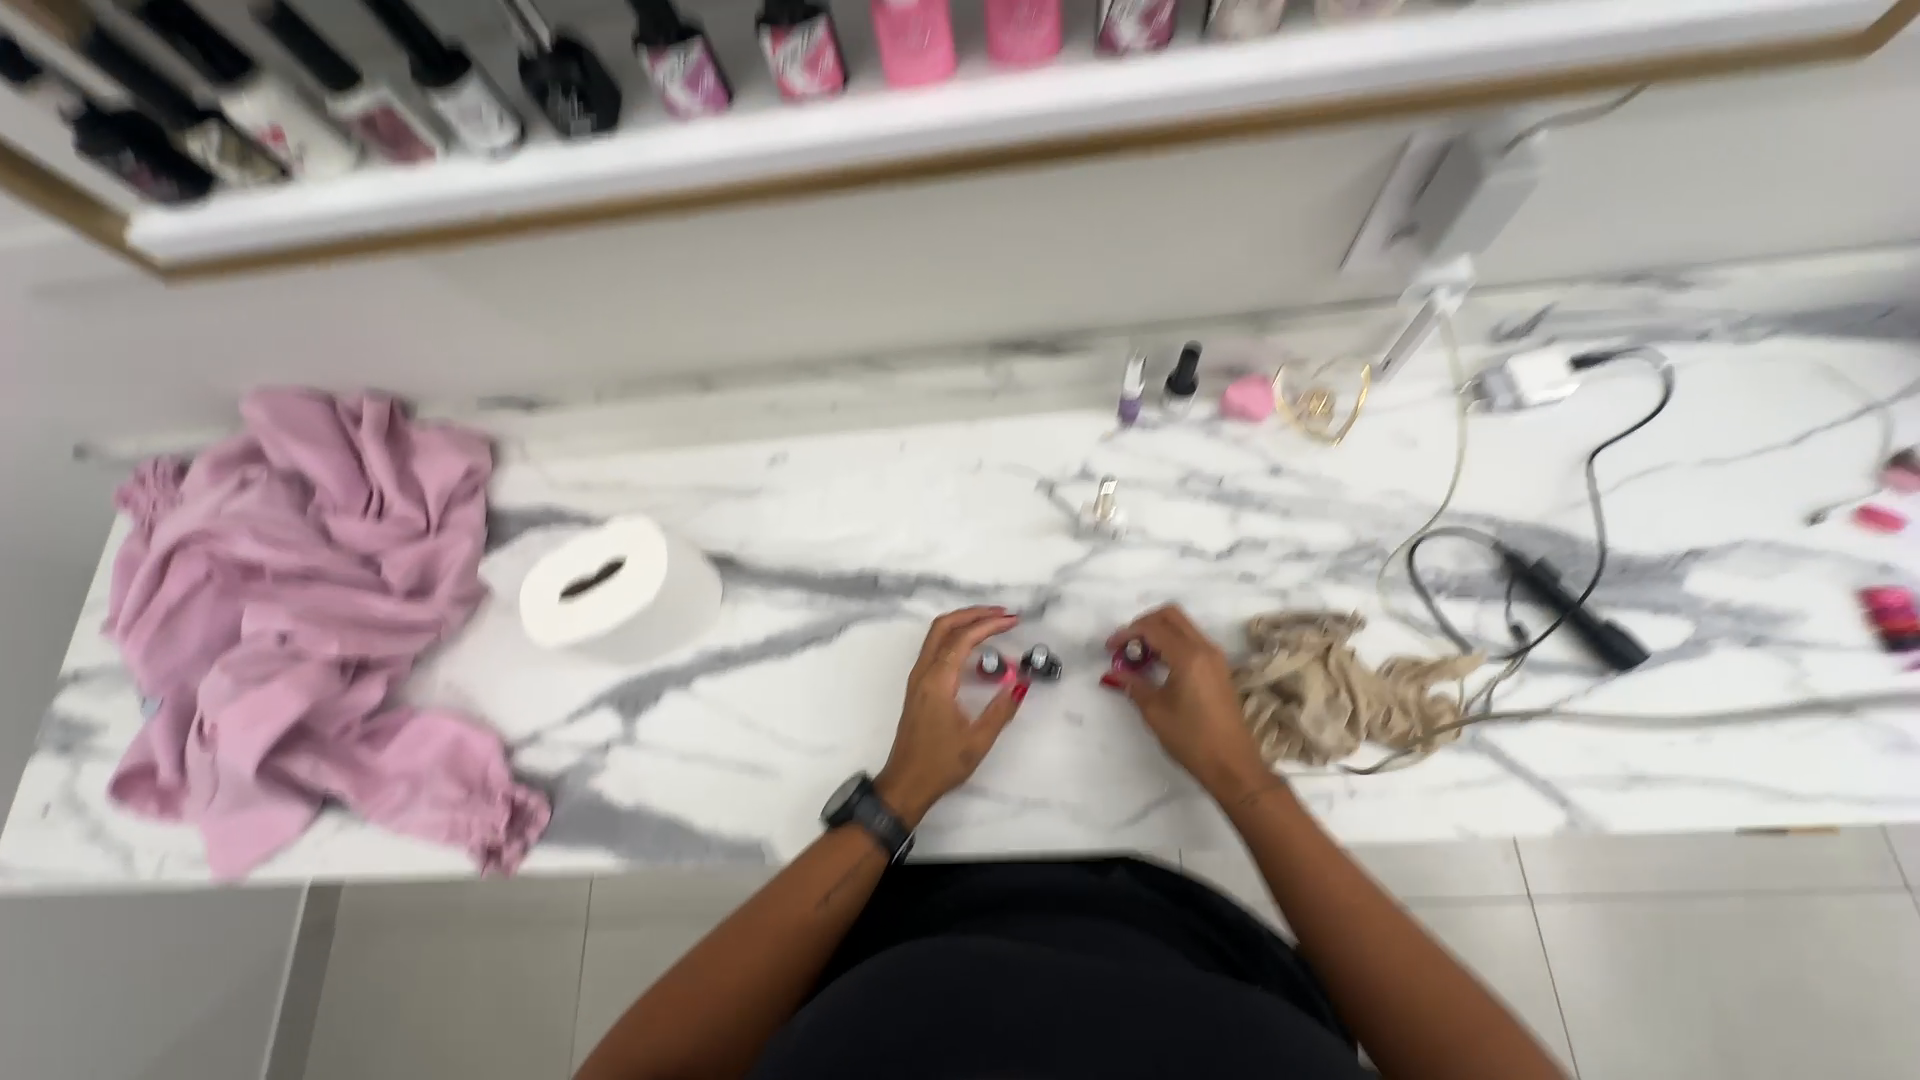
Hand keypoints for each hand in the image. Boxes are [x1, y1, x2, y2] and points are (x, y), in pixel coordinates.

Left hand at [875, 606, 1027, 826]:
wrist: (906, 783)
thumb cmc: (941, 764)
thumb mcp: (978, 740)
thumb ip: (1001, 709)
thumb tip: (1021, 682)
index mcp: (937, 681)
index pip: (963, 639)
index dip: (989, 624)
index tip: (1013, 620)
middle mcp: (923, 673)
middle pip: (944, 626)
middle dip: (973, 614)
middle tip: (1002, 614)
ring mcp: (917, 678)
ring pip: (936, 635)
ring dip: (962, 622)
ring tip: (991, 622)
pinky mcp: (918, 686)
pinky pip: (934, 648)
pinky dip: (955, 636)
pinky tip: (973, 645)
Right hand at [1103, 604, 1275, 801]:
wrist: (1232, 765)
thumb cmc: (1191, 739)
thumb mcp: (1155, 711)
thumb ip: (1133, 684)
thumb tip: (1114, 673)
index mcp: (1188, 656)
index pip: (1153, 627)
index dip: (1127, 633)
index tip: (1109, 649)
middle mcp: (1205, 648)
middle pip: (1171, 615)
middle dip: (1144, 623)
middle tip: (1126, 645)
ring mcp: (1216, 657)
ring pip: (1183, 626)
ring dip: (1159, 632)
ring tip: (1139, 656)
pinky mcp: (1219, 669)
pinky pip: (1192, 640)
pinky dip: (1172, 642)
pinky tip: (1158, 665)